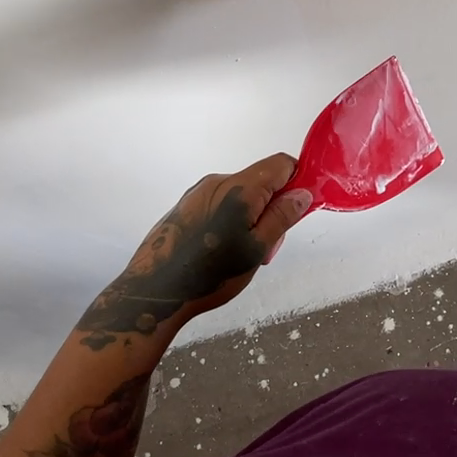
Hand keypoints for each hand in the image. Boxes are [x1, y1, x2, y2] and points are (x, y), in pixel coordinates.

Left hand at [75, 154, 311, 348]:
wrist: (153, 292)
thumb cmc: (211, 274)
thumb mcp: (257, 249)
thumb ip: (282, 217)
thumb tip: (303, 193)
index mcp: (240, 188)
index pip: (282, 164)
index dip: (297, 181)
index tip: (297, 211)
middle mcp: (218, 181)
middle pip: (261, 180)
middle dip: (273, 206)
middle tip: (267, 245)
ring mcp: (198, 192)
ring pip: (241, 194)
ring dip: (252, 215)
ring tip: (242, 254)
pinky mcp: (186, 206)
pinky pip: (221, 202)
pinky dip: (232, 219)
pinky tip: (221, 250)